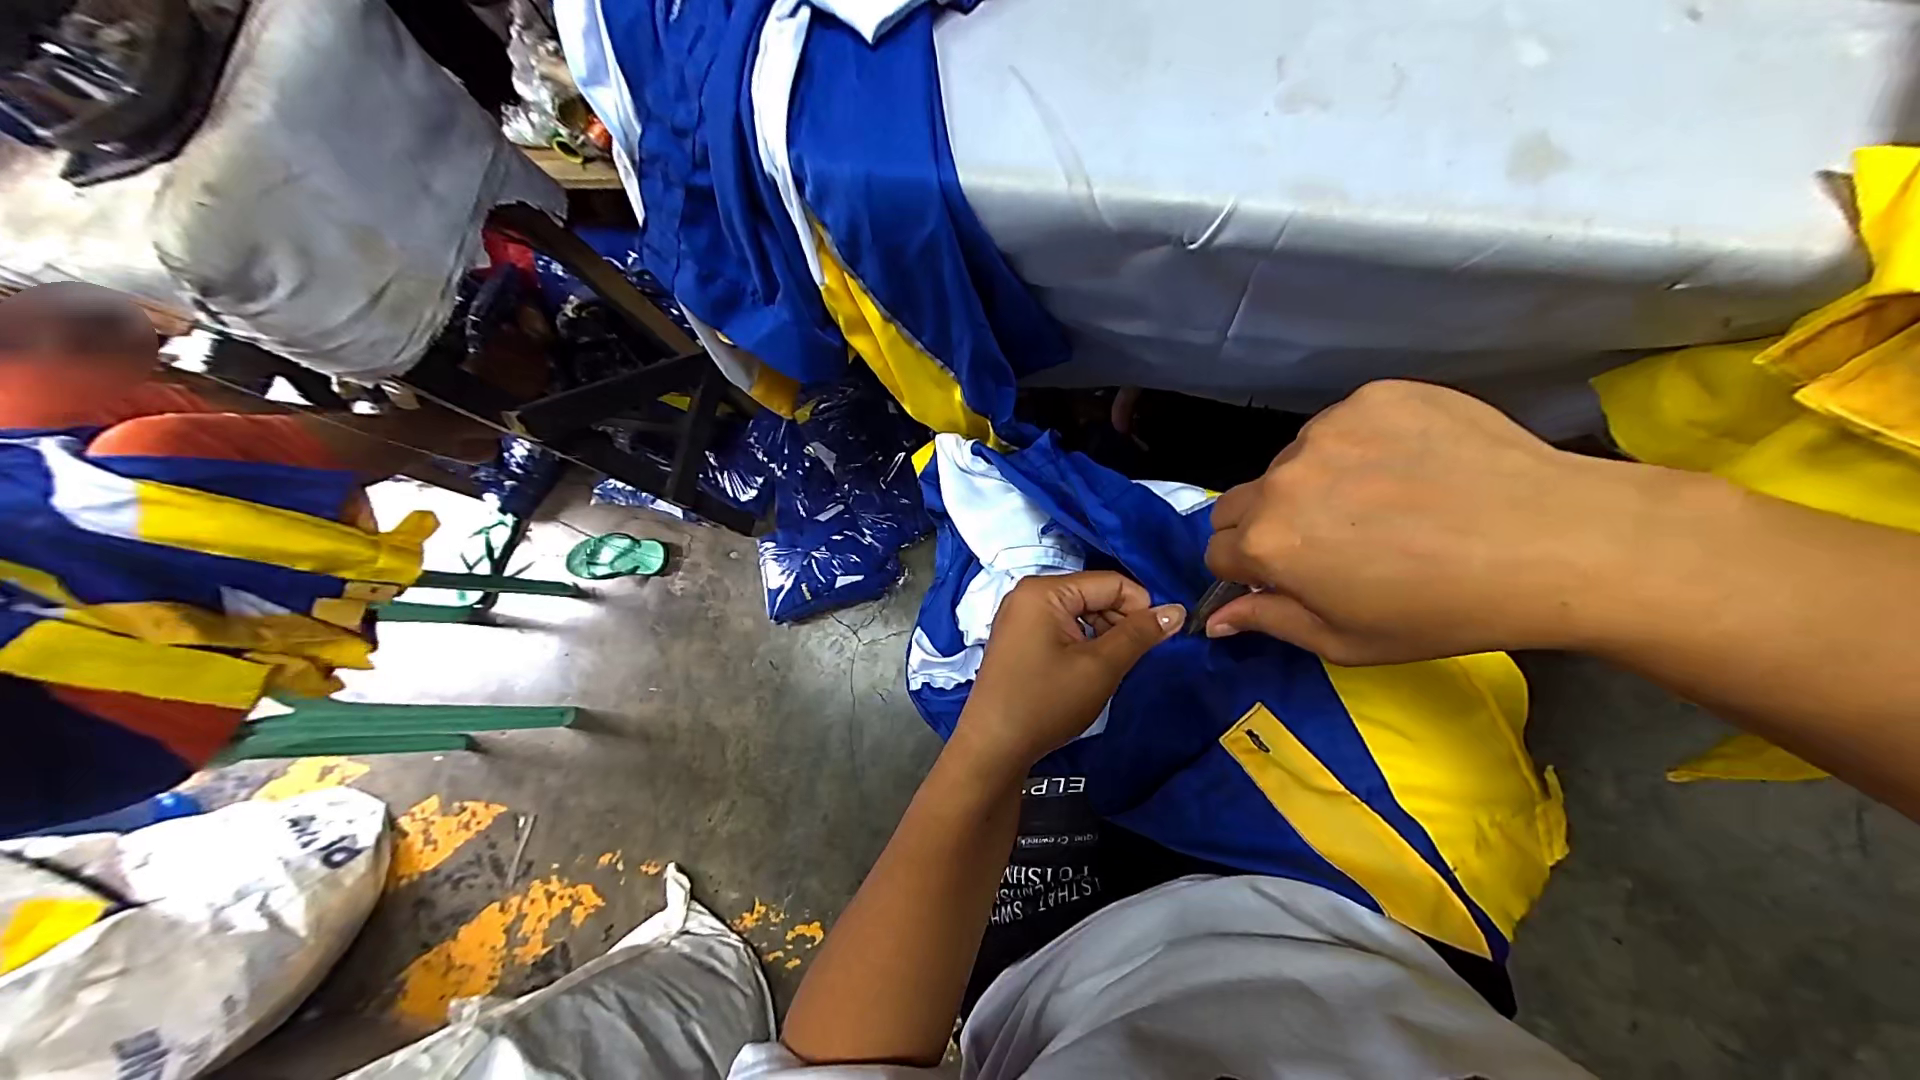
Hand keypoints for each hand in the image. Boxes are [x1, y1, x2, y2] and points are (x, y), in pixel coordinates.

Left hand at [951, 571, 1183, 777]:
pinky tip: (1086, 670)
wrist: (994, 746)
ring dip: (1102, 635)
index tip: (1155, 641)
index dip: (1140, 609)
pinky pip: (1062, 625)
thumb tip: (1177, 610)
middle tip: (1127, 660)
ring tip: (1106, 669)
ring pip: (1080, 611)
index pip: (1111, 582)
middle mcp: (1028, 593)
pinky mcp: (1018, 636)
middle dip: (1120, 622)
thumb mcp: (1100, 667)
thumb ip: (1139, 634)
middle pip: (1094, 594)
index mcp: (1044, 590)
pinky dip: (1082, 643)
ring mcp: (1020, 614)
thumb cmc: (1045, 703)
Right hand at [1204, 379, 1677, 663]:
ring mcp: (1326, 431)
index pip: (1216, 551)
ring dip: (1311, 485)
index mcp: (1268, 543)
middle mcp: (1281, 480)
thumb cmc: (1445, 609)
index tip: (1286, 577)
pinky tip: (1408, 468)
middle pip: (1236, 504)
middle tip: (1326, 542)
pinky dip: (1356, 449)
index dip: (1248, 571)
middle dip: (1263, 527)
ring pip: (1289, 464)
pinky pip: (1338, 428)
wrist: (1559, 541)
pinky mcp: (1371, 398)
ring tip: (1381, 502)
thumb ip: (1269, 622)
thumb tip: (1213, 618)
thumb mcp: (1348, 640)